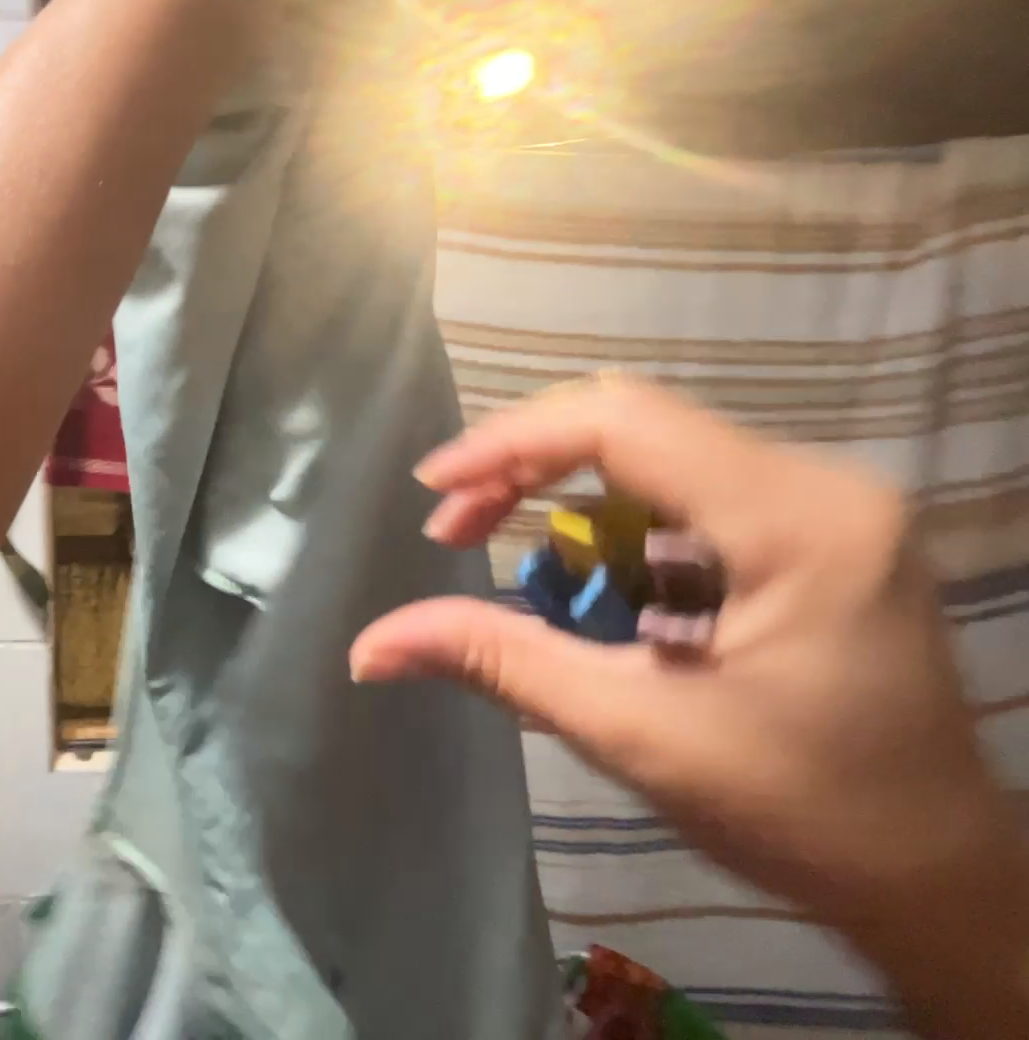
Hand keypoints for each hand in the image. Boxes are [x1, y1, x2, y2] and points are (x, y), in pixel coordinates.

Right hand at [349, 377, 1027, 1036]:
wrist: (931, 874)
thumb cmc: (799, 808)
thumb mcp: (628, 729)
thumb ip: (495, 662)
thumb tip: (367, 648)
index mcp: (795, 522)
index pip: (624, 422)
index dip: (510, 443)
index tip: (432, 492)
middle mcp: (813, 486)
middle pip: (627, 424)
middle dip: (519, 466)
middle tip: (450, 528)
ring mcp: (809, 505)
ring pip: (640, 452)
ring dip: (549, 492)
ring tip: (487, 544)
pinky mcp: (793, 532)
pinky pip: (665, 490)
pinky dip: (592, 522)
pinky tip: (570, 574)